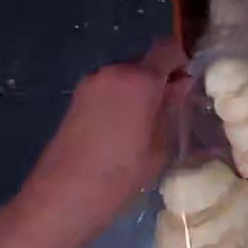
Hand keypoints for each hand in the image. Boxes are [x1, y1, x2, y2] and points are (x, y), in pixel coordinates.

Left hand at [14, 38, 190, 245]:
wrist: (59, 200)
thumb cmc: (118, 176)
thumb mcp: (158, 146)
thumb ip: (171, 108)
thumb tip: (181, 84)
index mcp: (140, 79)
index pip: (169, 47)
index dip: (182, 58)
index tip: (188, 80)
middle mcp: (115, 71)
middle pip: (146, 60)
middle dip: (160, 76)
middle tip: (169, 105)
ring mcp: (92, 82)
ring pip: (126, 74)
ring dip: (139, 87)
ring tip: (144, 120)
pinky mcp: (77, 98)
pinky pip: (109, 87)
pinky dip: (120, 97)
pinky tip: (121, 127)